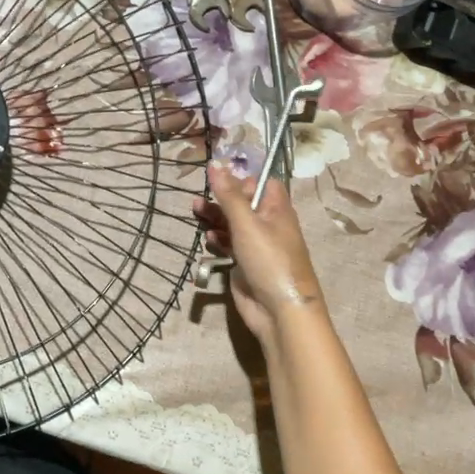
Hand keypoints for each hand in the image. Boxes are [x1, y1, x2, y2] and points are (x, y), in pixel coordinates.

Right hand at [193, 164, 324, 346]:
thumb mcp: (247, 223)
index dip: (242, 177)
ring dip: (214, 217)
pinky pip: (228, 243)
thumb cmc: (269, 260)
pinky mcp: (245, 263)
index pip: (262, 183)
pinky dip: (217, 238)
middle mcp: (268, 224)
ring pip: (232, 222)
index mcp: (277, 210)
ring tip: (195, 213)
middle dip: (220, 198)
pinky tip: (208, 239)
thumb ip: (229, 194)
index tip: (218, 175)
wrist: (279, 311)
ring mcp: (257, 245)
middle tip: (198, 198)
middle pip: (242, 202)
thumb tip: (215, 163)